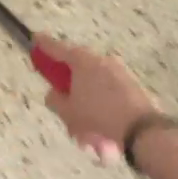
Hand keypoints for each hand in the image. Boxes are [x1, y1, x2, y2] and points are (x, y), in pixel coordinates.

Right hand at [34, 34, 161, 163]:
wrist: (142, 131)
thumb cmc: (98, 116)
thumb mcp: (67, 111)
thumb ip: (55, 100)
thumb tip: (54, 94)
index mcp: (81, 61)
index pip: (56, 48)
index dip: (43, 45)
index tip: (35, 38)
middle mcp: (100, 61)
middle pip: (77, 73)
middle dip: (70, 96)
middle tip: (68, 116)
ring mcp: (118, 73)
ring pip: (93, 91)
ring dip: (88, 113)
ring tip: (89, 139)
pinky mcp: (132, 88)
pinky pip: (109, 99)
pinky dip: (103, 115)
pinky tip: (105, 139)